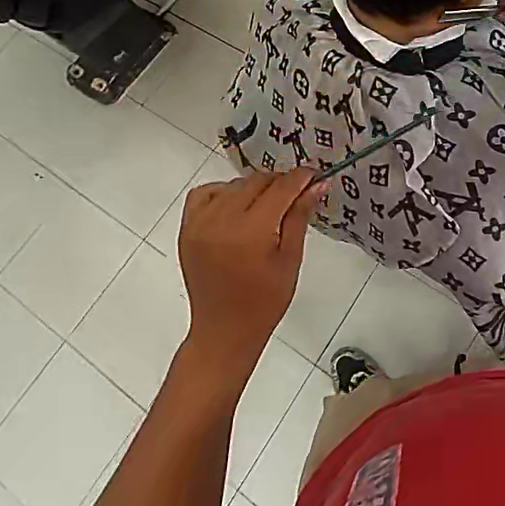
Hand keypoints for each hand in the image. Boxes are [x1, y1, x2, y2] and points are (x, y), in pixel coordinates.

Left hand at [176, 169, 324, 378]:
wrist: (225, 329)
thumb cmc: (266, 300)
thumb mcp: (291, 258)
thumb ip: (300, 216)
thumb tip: (317, 185)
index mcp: (251, 231)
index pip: (280, 188)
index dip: (301, 178)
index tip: (316, 175)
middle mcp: (220, 222)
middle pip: (256, 182)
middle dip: (281, 182)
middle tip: (299, 193)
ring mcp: (199, 224)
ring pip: (233, 185)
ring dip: (255, 187)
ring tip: (271, 203)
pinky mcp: (187, 229)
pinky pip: (205, 194)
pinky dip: (224, 192)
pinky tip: (239, 205)